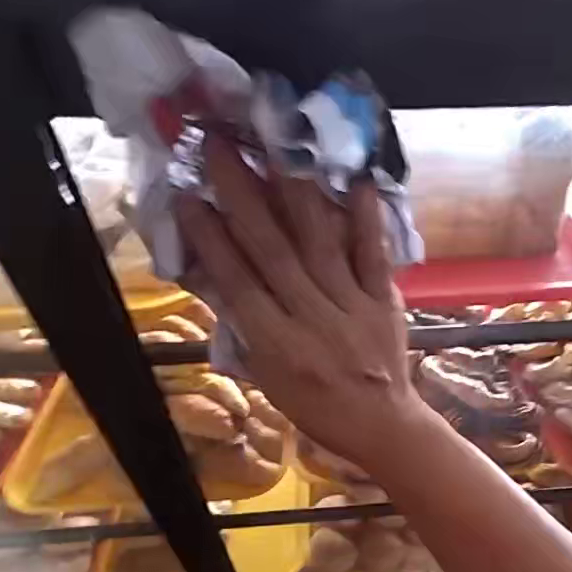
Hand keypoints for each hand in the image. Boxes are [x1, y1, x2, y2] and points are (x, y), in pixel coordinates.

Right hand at [174, 137, 432, 468]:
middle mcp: (312, 319)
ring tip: (277, 146)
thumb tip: (215, 276)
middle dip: (242, 196)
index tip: (187, 194)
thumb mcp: (270, 380)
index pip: (238, 282)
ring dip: (295, 193)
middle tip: (219, 146)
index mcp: (278, 345)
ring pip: (319, 244)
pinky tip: (357, 181)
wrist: (382, 425)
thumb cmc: (318, 409)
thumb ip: (245, 330)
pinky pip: (373, 257)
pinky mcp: (384, 302)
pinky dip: (366, 220)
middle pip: (272, 251)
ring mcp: (352, 308)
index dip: (210, 238)